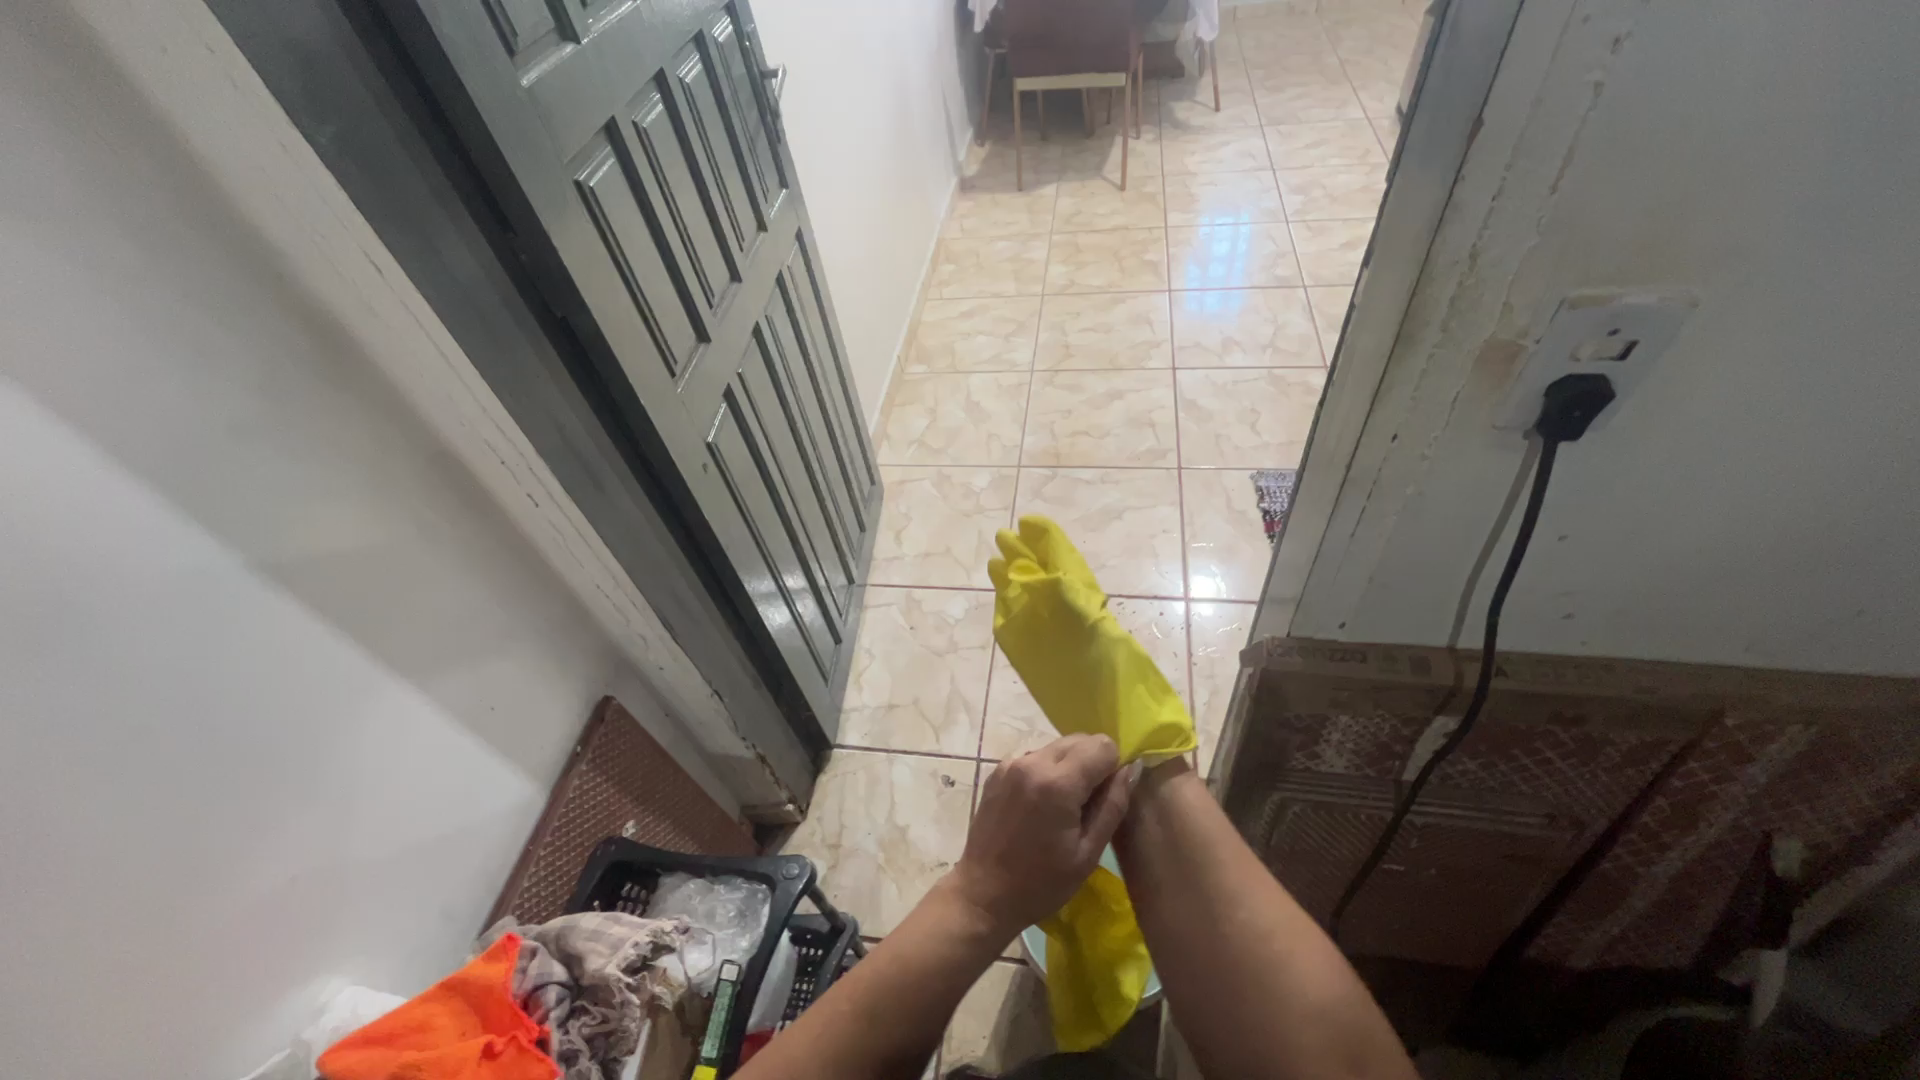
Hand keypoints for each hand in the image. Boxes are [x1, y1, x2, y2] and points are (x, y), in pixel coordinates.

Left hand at [949, 734, 1133, 937]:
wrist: (984, 893)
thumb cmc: (1041, 882)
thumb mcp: (1088, 852)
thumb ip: (1113, 805)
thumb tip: (1131, 769)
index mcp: (1057, 783)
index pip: (1102, 745)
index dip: (1112, 767)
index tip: (1106, 797)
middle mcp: (1032, 761)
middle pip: (1079, 740)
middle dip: (1092, 764)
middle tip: (1086, 806)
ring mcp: (1011, 763)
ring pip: (1057, 746)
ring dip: (1069, 766)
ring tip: (1061, 808)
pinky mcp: (998, 770)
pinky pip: (1035, 756)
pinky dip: (1046, 771)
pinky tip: (1039, 805)